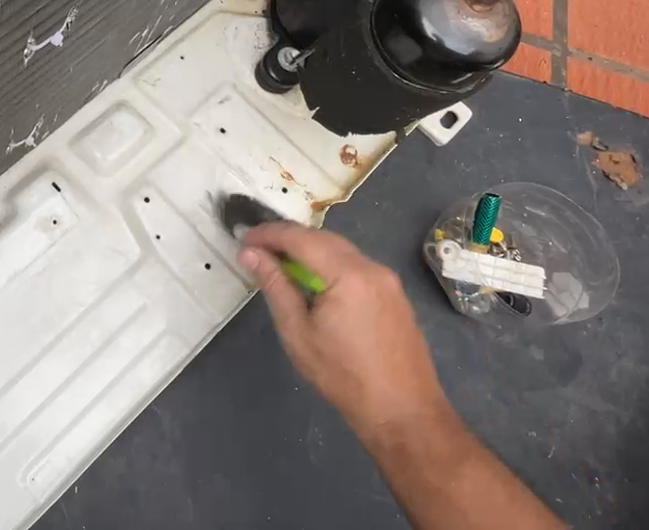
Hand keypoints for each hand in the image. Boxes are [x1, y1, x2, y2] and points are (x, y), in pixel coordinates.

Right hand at [237, 222, 449, 438]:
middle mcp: (371, 268)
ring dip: (308, 249)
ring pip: (339, 249)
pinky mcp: (394, 294)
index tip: (243, 239)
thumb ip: (274, 285)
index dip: (268, 234)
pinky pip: (354, 264)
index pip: (300, 238)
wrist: (405, 414)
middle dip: (287, 238)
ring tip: (280, 264)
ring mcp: (387, 280)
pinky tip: (314, 281)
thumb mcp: (298, 332)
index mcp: (348, 275)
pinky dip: (328, 262)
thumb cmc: (344, 376)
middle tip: (256, 249)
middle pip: (321, 237)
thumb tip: (249, 253)